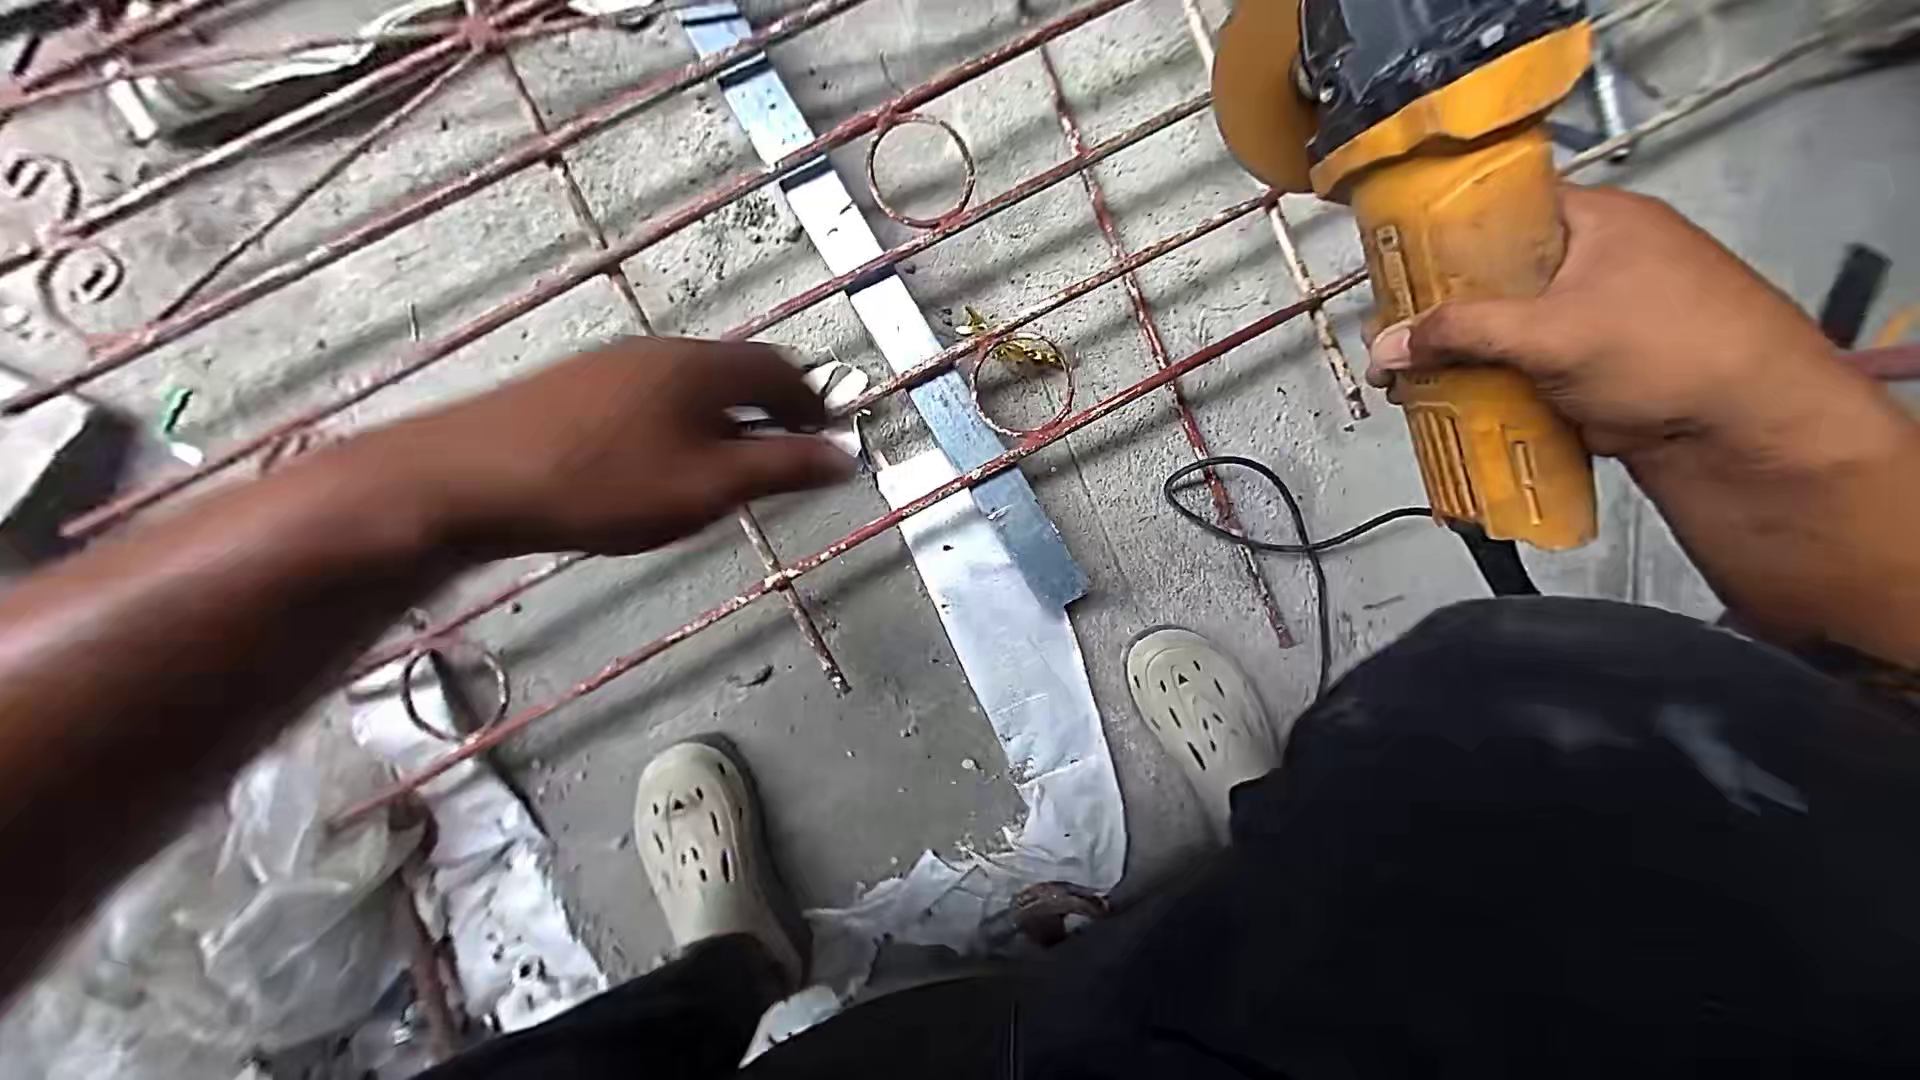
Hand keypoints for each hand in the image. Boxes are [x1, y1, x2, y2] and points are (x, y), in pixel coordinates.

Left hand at [364, 338, 853, 556]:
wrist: (463, 482)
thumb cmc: (605, 485)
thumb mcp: (710, 486)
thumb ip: (783, 469)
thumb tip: (846, 457)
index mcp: (702, 367)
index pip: (781, 370)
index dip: (813, 402)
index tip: (824, 436)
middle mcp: (662, 351)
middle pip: (740, 370)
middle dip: (773, 407)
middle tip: (785, 450)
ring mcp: (614, 364)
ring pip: (696, 383)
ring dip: (730, 414)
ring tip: (732, 460)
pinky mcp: (578, 386)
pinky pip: (657, 393)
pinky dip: (687, 418)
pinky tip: (665, 456)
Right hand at [1365, 186, 1877, 468]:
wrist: (1735, 428)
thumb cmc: (1664, 352)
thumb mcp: (1552, 331)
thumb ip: (1461, 332)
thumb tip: (1381, 349)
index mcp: (1593, 224)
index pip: (1500, 213)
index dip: (1440, 238)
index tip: (1392, 272)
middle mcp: (1582, 261)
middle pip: (1482, 278)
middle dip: (1427, 313)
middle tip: (1384, 340)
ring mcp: (1576, 313)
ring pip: (1486, 325)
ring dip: (1440, 352)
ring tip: (1396, 377)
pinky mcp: (1569, 359)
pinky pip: (1500, 360)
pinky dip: (1465, 376)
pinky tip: (1429, 393)